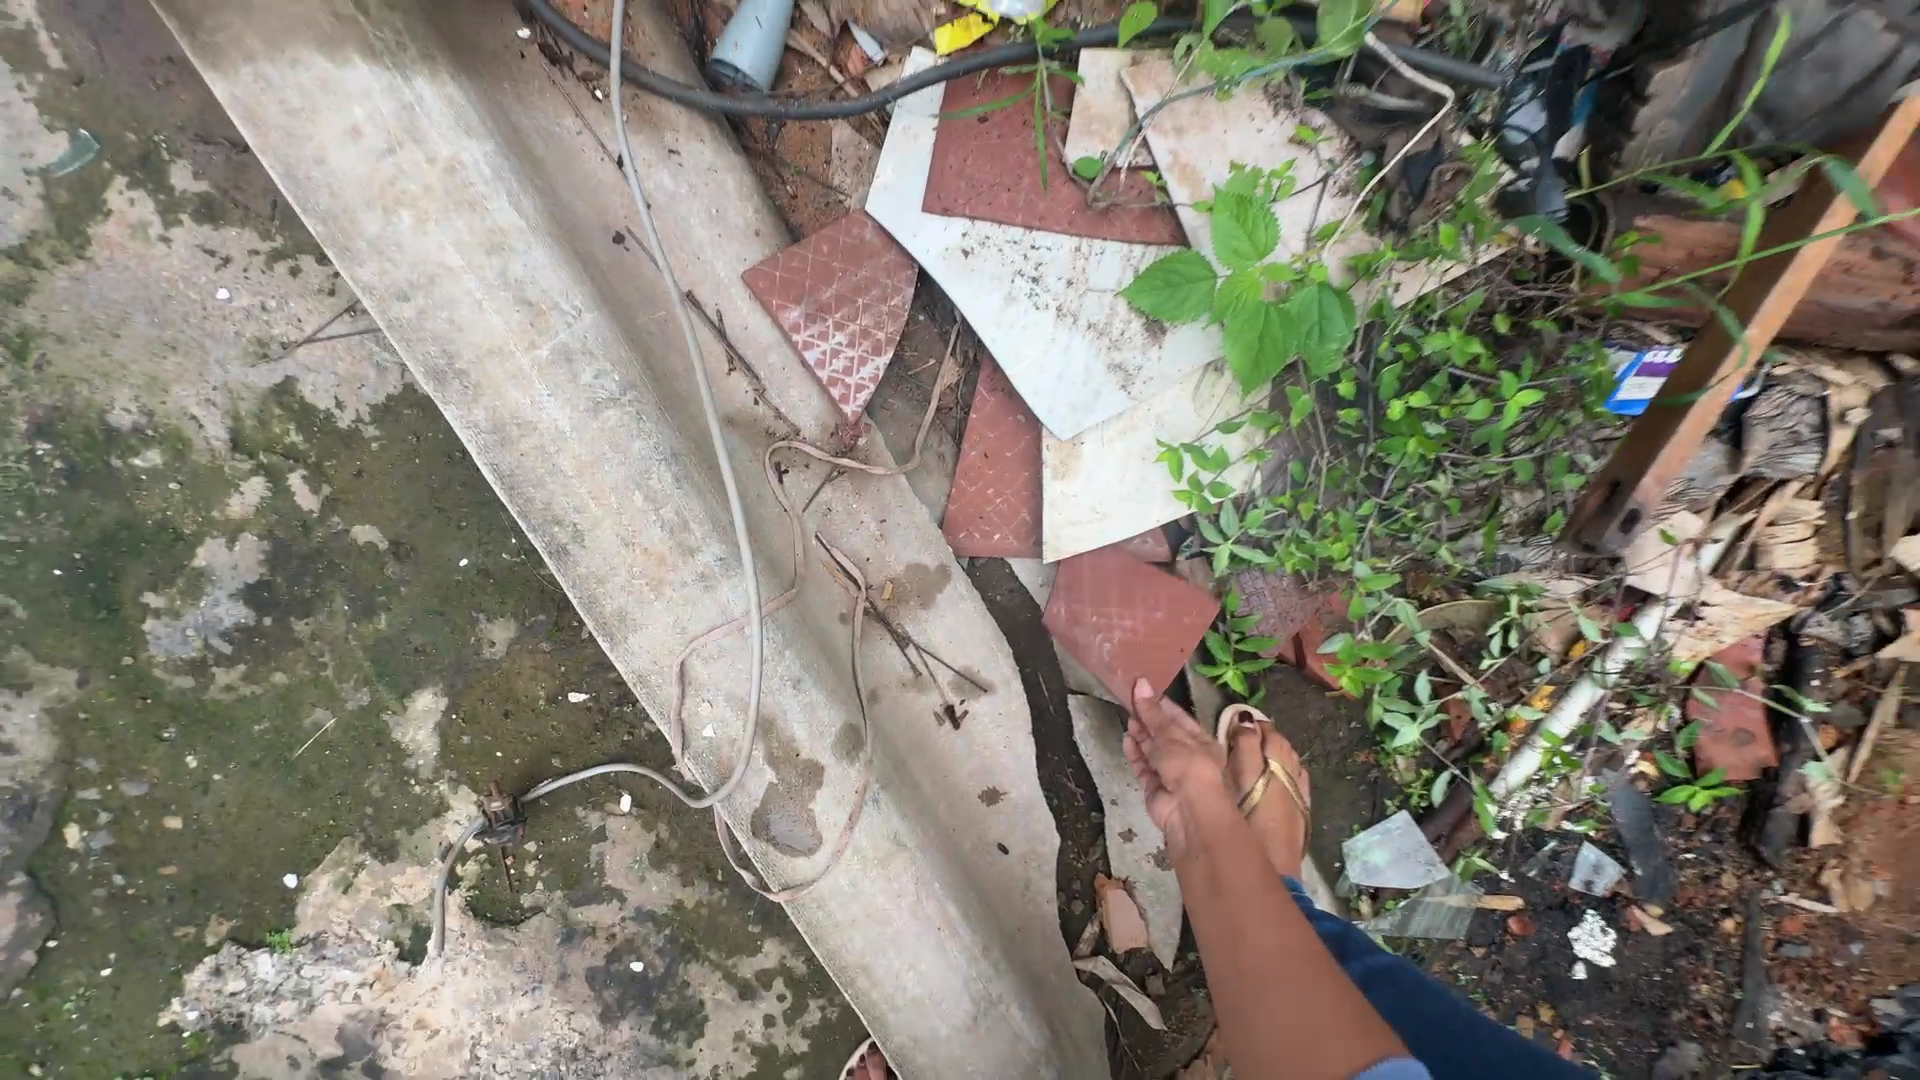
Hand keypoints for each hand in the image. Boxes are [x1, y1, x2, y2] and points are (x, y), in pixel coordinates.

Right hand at [1122, 677, 1233, 861]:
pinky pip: (1142, 767)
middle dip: (1148, 719)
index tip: (1142, 689)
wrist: (1189, 812)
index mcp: (1201, 742)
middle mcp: (1186, 757)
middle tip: (1130, 702)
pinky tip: (1126, 740)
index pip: (1179, 718)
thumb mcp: (1171, 734)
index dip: (1161, 704)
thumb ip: (1153, 712)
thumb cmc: (1189, 765)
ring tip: (1128, 719)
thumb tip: (1140, 683)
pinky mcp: (1154, 788)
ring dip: (1140, 735)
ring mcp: (1170, 774)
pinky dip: (1134, 754)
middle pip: (1163, 734)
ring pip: (1152, 750)